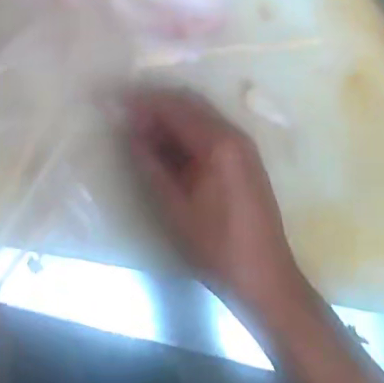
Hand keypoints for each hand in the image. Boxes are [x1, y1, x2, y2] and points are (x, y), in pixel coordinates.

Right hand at [121, 86, 304, 309]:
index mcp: (218, 142)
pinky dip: (186, 129)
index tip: (116, 104)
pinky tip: (167, 147)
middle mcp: (233, 133)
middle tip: (126, 116)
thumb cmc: (217, 247)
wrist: (267, 280)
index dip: (142, 103)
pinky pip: (210, 128)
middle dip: (155, 105)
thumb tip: (130, 131)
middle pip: (188, 103)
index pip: (173, 107)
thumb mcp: (174, 207)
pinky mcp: (245, 158)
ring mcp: (243, 144)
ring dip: (170, 116)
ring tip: (141, 132)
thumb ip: (150, 163)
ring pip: (199, 114)